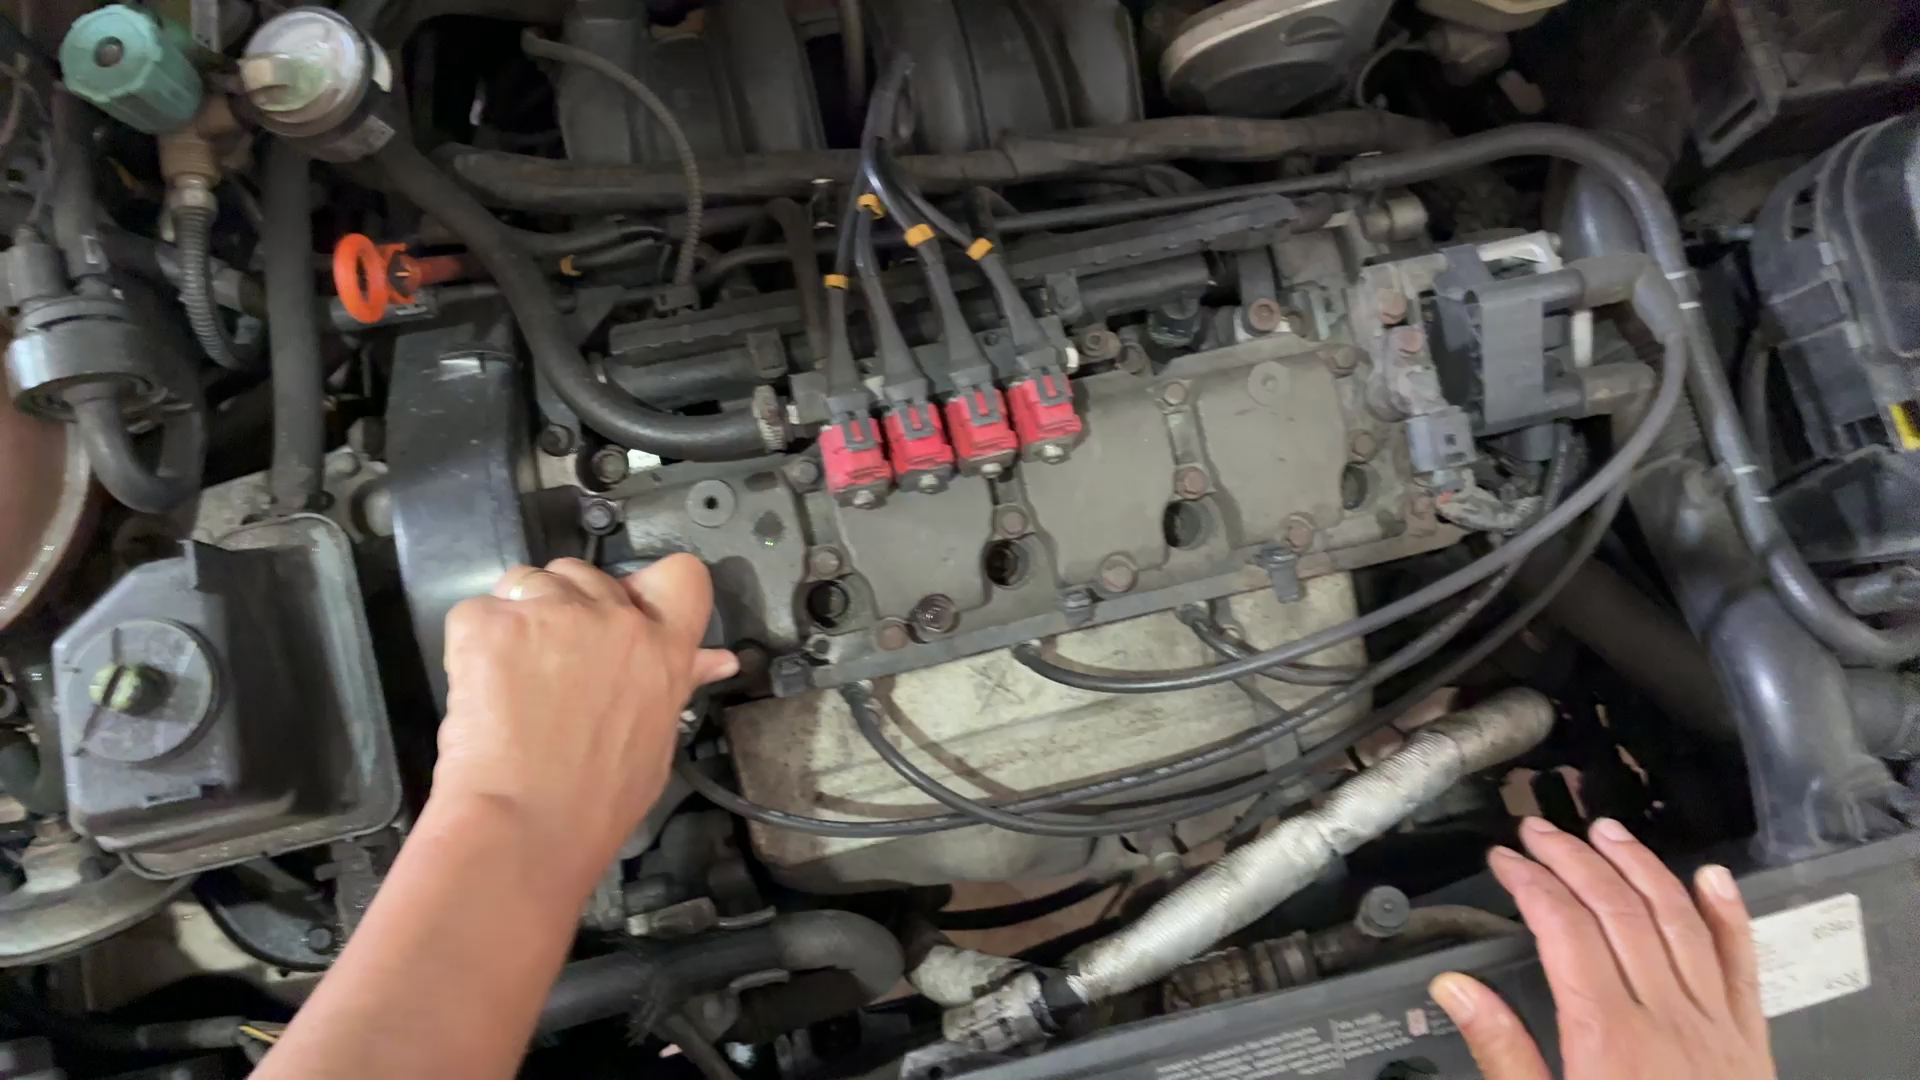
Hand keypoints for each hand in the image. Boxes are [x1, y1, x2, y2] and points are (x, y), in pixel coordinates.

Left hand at [434, 556, 737, 883]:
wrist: (527, 821)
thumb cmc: (603, 795)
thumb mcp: (658, 733)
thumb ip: (680, 681)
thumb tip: (721, 661)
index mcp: (665, 645)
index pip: (682, 575)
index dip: (650, 584)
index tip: (628, 606)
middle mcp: (616, 616)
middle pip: (587, 572)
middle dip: (568, 602)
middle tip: (553, 654)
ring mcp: (553, 614)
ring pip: (527, 581)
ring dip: (519, 614)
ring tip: (511, 669)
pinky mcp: (492, 623)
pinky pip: (479, 610)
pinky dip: (474, 639)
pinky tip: (480, 681)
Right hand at [1429, 817, 1773, 1079]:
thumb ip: (1502, 1052)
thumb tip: (1452, 986)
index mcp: (1612, 1039)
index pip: (1566, 929)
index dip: (1530, 881)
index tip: (1501, 859)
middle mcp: (1669, 1023)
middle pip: (1619, 912)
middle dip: (1573, 858)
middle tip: (1536, 830)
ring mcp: (1717, 1030)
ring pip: (1680, 924)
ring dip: (1640, 867)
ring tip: (1605, 830)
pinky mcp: (1750, 1045)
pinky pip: (1742, 968)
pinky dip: (1729, 917)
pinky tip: (1712, 879)